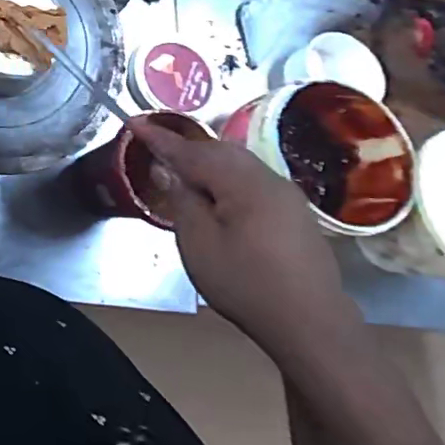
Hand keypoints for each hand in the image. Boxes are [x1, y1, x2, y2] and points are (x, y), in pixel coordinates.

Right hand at [132, 120, 361, 351]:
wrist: (309, 322)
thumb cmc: (245, 283)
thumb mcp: (198, 244)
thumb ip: (182, 201)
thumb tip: (169, 172)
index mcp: (243, 184)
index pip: (192, 152)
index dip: (160, 138)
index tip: (134, 121)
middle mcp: (269, 181)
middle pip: (220, 151)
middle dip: (186, 146)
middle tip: (154, 144)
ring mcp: (287, 197)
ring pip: (239, 164)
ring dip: (207, 161)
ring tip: (180, 167)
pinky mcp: (294, 214)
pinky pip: (251, 180)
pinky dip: (225, 177)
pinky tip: (215, 193)